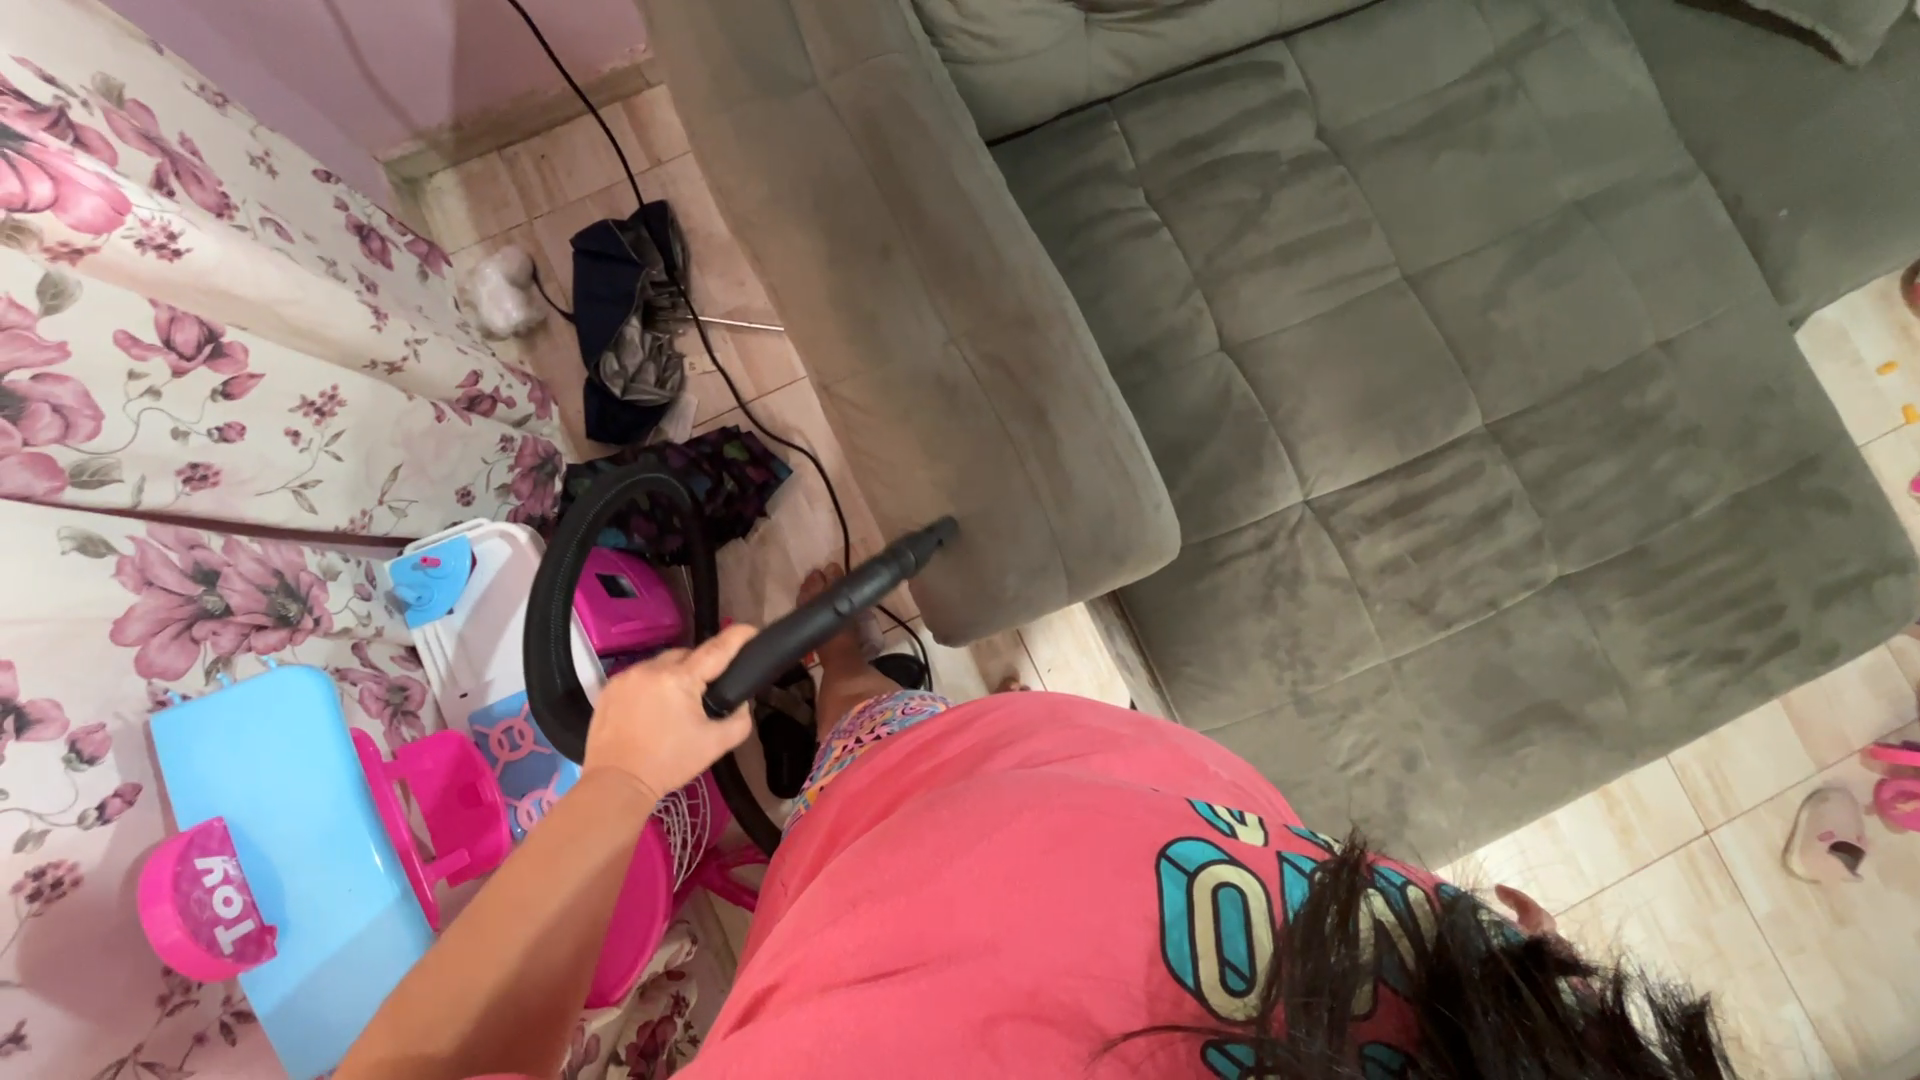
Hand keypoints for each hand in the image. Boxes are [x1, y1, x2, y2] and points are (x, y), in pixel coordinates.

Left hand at [582, 623, 756, 803]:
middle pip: (686, 655)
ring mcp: (626, 677)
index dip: (737, 636)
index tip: (752, 629)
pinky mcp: (609, 689)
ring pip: (661, 664)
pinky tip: (653, 708)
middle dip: (700, 667)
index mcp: (680, 680)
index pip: (716, 649)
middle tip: (707, 692)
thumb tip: (741, 703)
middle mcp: (651, 669)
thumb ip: (740, 720)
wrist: (616, 784)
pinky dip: (651, 685)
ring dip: (674, 674)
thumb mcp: (715, 745)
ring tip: (678, 702)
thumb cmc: (668, 763)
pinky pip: (639, 676)